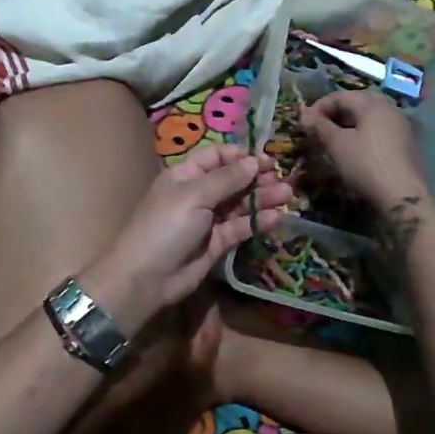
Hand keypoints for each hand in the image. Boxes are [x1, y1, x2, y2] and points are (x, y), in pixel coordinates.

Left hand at [82, 144, 291, 334]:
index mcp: (185, 175)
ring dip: (263, 198)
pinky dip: (257, 222)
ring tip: (287, 195)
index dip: (241, 156)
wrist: (146, 277)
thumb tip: (253, 161)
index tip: (266, 159)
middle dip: (257, 177)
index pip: (216, 156)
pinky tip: (276, 218)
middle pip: (232, 179)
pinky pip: (240, 227)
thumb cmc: (165, 227)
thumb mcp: (194, 196)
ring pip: (240, 204)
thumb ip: (226, 179)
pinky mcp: (216, 243)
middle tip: (282, 179)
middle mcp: (197, 193)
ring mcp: (207, 219)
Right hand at [300, 91, 430, 212]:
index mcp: (372, 104)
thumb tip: (305, 115)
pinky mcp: (405, 142)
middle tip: (320, 126)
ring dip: (349, 122)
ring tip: (334, 137)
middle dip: (336, 112)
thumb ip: (320, 126)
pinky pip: (379, 128)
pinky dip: (363, 132)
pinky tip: (355, 147)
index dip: (319, 106)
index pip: (340, 96)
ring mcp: (400, 125)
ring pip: (369, 116)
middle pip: (357, 102)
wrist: (402, 194)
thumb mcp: (337, 145)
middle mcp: (389, 108)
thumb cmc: (365, 164)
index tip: (305, 122)